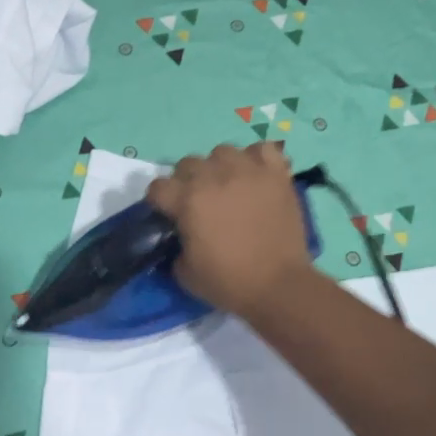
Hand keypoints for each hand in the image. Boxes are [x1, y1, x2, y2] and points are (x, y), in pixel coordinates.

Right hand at [145, 142, 315, 317]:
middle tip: (197, 203)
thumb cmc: (228, 282)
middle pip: (187, 164)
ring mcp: (248, 171)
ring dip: (219, 167)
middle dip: (186, 182)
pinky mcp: (276, 175)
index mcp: (188, 200)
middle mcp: (215, 177)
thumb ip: (176, 245)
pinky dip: (255, 159)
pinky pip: (262, 150)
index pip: (158, 187)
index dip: (159, 202)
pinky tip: (254, 176)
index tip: (168, 215)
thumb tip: (181, 235)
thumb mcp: (184, 272)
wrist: (278, 285)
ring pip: (222, 152)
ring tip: (227, 187)